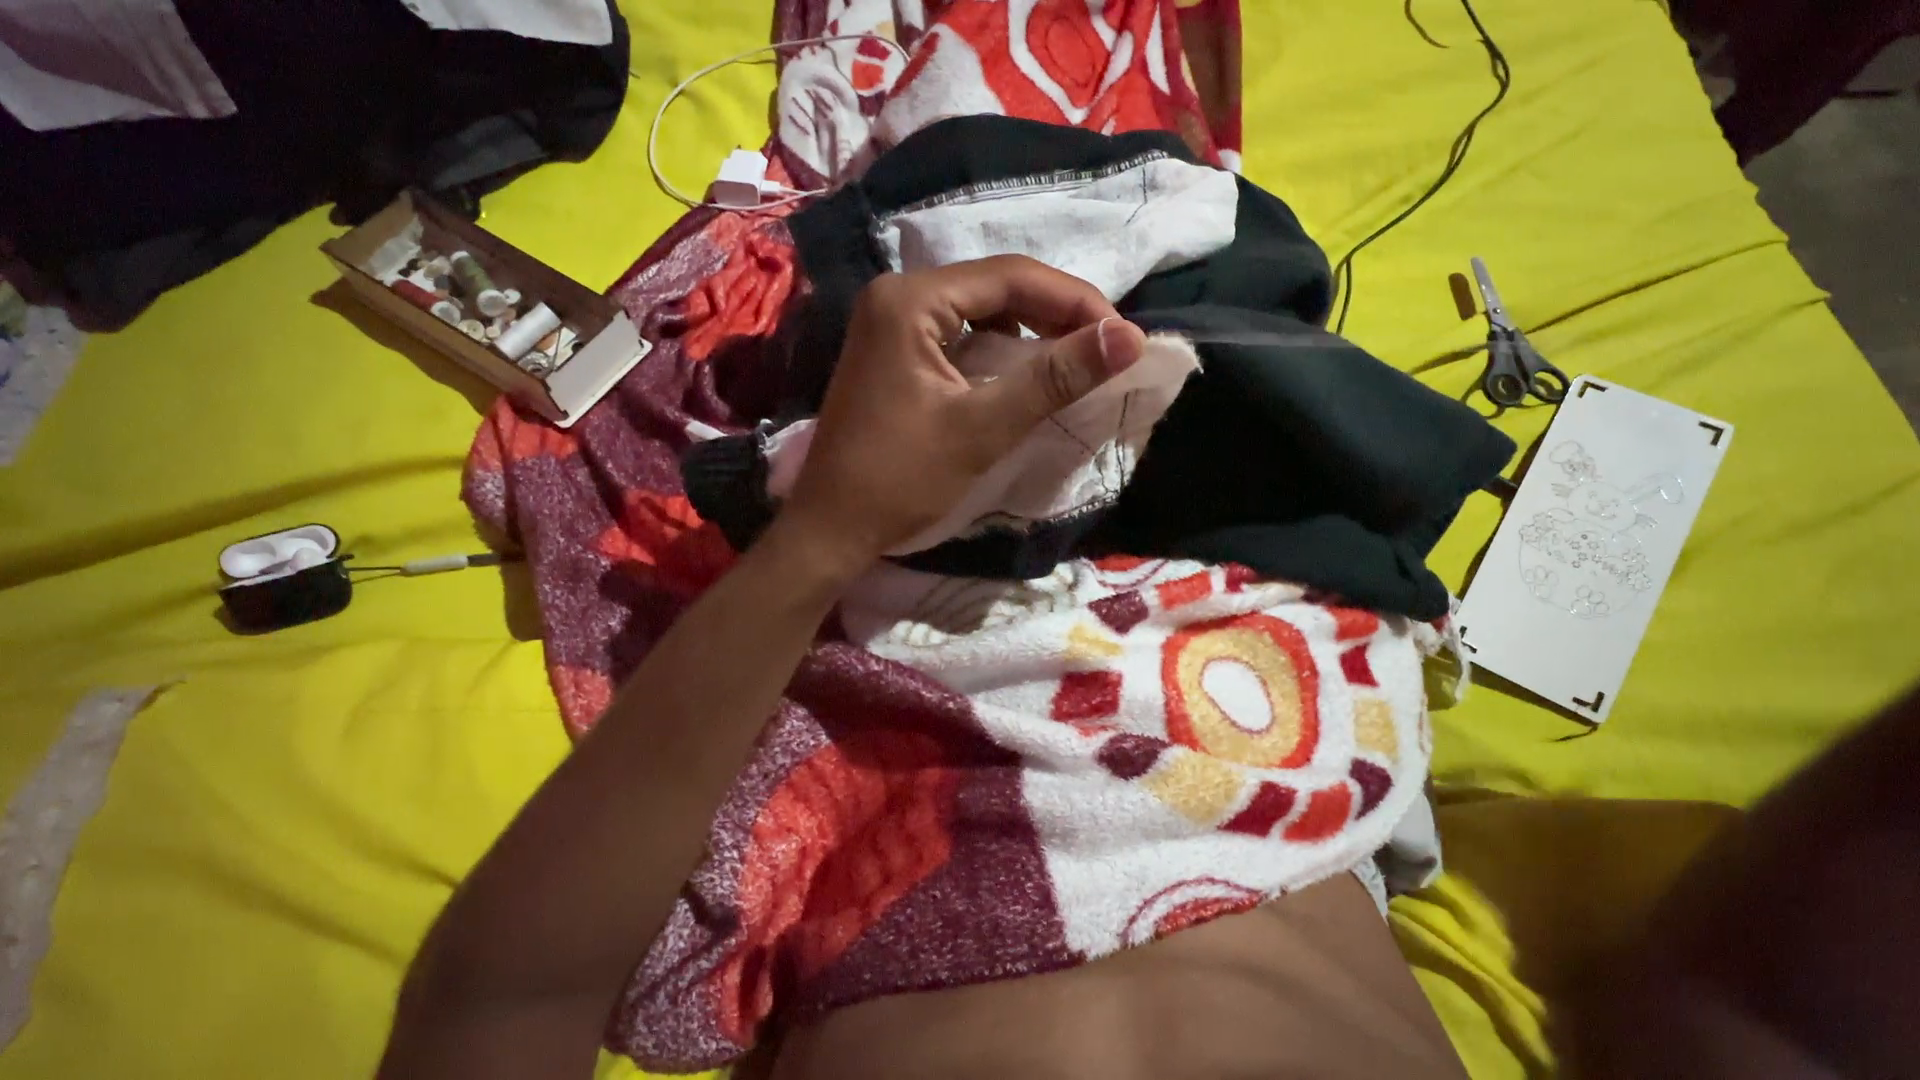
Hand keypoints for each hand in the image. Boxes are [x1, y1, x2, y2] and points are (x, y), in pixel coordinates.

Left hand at [778, 255, 1147, 566]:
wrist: (831, 528)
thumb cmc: (901, 479)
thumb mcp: (984, 427)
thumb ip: (1055, 377)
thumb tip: (1130, 336)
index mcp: (911, 300)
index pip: (1011, 275)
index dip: (1075, 300)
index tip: (1123, 336)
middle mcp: (897, 295)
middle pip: (995, 285)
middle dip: (1055, 313)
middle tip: (1105, 348)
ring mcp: (890, 322)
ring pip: (980, 309)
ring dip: (1030, 329)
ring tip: (1074, 360)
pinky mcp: (893, 351)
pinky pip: (959, 333)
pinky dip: (998, 348)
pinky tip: (1024, 373)